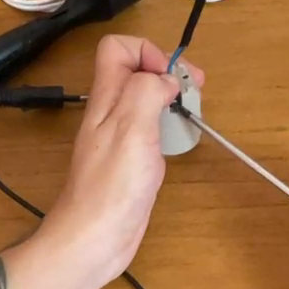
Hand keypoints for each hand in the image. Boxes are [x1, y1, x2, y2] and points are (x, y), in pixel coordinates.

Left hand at [40, 35, 201, 286]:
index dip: (147, 51)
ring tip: (191, 111)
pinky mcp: (128, 163)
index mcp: (105, 100)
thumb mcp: (132, 127)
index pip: (116, 48)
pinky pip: (148, 131)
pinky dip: (166, 128)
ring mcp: (118, 139)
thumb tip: (165, 80)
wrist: (95, 240)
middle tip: (194, 89)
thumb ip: (147, 92)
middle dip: (166, 72)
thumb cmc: (112, 187)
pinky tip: (176, 143)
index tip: (171, 77)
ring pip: (143, 101)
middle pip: (134, 72)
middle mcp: (109, 115)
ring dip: (169, 99)